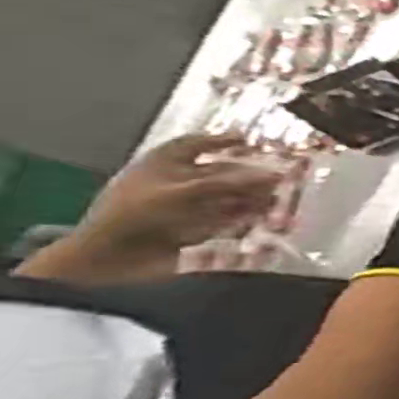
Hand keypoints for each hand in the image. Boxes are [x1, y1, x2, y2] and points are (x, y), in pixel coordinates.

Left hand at [15, 134, 279, 283]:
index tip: (251, 141)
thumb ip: (230, 183)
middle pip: (223, 173)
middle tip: (284, 179)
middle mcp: (178, 183)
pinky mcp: (199, 229)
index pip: (195, 145)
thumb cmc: (138, 215)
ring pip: (233, 198)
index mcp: (162, 166)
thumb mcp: (183, 192)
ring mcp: (189, 208)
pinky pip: (232, 222)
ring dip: (257, 201)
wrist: (113, 257)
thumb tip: (277, 175)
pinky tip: (269, 225)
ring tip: (282, 206)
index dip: (221, 141)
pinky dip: (251, 221)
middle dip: (253, 176)